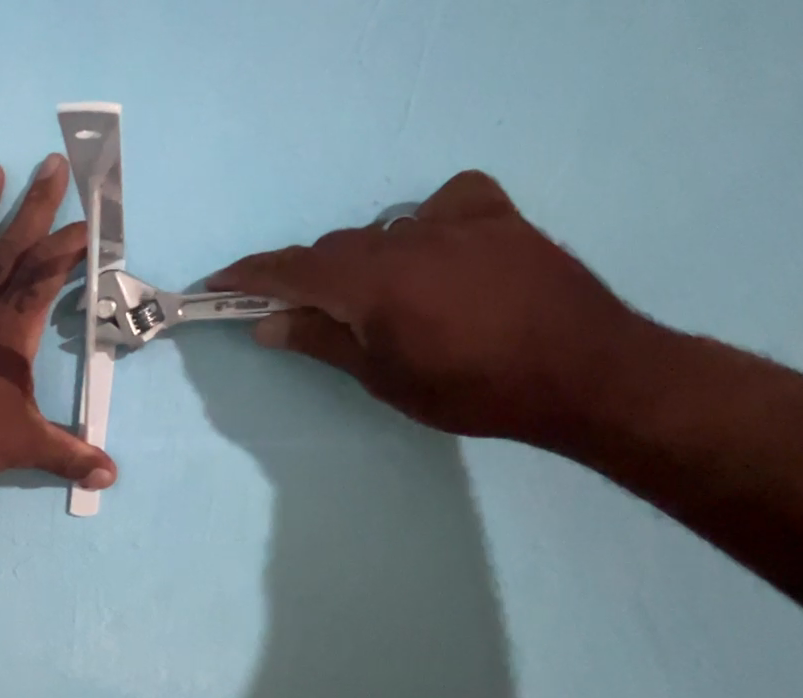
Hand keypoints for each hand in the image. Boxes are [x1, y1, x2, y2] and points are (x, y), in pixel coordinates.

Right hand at [207, 170, 648, 442]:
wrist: (586, 374)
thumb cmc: (472, 390)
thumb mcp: (382, 377)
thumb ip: (321, 341)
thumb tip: (266, 322)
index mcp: (371, 281)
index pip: (291, 268)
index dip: (248, 274)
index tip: (216, 284)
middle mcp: (406, 239)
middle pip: (332, 248)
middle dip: (304, 276)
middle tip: (295, 312)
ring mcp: (456, 222)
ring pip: (382, 230)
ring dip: (359, 259)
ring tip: (370, 297)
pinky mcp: (499, 218)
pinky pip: (446, 202)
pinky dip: (424, 220)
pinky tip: (434, 246)